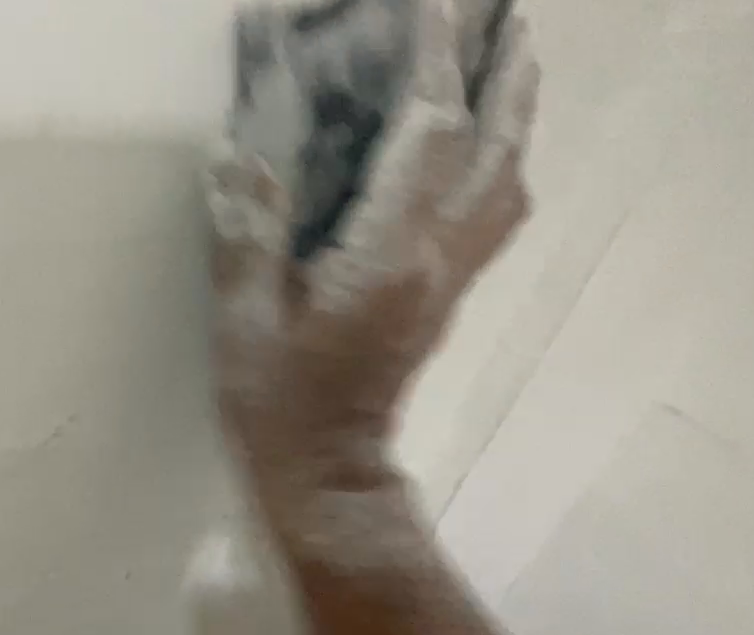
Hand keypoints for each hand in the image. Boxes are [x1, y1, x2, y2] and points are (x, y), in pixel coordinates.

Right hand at [209, 2, 537, 527]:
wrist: (325, 469)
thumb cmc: (277, 404)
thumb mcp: (243, 323)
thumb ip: (247, 238)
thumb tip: (238, 159)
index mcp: (387, 256)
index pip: (429, 134)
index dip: (434, 62)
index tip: (431, 7)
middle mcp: (436, 259)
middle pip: (492, 148)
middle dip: (502, 75)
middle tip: (506, 19)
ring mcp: (450, 281)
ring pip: (507, 182)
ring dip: (515, 118)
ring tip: (509, 69)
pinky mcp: (445, 301)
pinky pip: (496, 220)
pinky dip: (502, 170)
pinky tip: (484, 158)